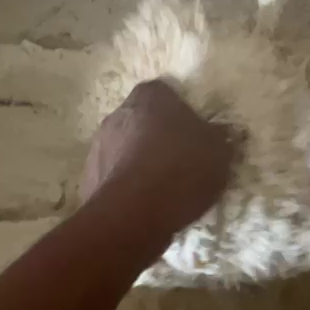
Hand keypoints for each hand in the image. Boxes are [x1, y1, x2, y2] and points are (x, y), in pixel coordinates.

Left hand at [81, 80, 234, 240]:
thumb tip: (222, 135)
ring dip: (138, 164)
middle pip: (142, 120)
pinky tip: (143, 209)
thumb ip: (220, 138)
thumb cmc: (181, 168)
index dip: (179, 112)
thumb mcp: (219, 151)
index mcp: (150, 96)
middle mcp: (118, 113)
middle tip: (179, 161)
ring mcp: (97, 148)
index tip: (192, 134)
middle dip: (156, 137)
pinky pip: (112, 180)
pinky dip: (125, 189)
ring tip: (161, 190)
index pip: (164, 93)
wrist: (133, 216)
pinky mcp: (87, 182)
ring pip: (124, 150)